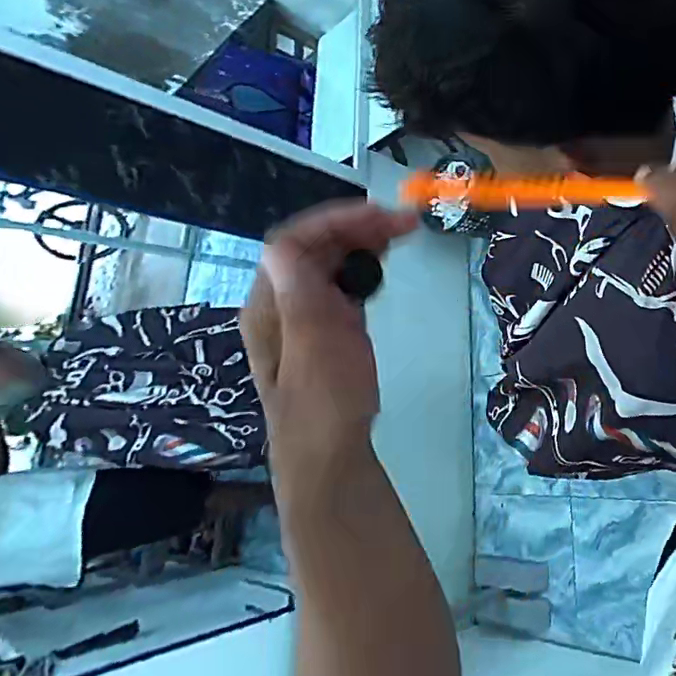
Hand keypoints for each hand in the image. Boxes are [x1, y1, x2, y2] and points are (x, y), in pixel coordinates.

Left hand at [242, 201, 417, 473]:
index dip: (335, 221)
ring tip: (402, 234)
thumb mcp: (313, 353)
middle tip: (404, 224)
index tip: (381, 216)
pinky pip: (342, 282)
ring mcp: (307, 314)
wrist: (331, 459)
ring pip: (330, 261)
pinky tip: (386, 265)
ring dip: (363, 241)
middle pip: (313, 247)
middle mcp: (284, 302)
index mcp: (270, 305)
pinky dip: (365, 266)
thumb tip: (280, 246)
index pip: (293, 243)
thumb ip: (299, 299)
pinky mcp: (330, 326)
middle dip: (356, 226)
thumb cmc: (323, 408)